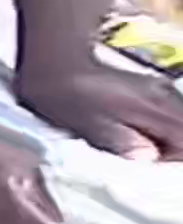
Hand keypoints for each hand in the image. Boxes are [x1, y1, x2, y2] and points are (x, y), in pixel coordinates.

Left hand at [17, 63, 182, 161]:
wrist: (53, 64)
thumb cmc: (62, 96)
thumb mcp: (83, 123)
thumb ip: (118, 140)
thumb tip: (148, 156)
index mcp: (153, 111)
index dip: (173, 156)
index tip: (148, 159)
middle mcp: (166, 98)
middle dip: (172, 145)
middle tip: (139, 150)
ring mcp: (161, 89)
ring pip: (180, 118)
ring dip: (165, 133)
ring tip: (132, 137)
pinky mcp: (151, 84)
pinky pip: (169, 108)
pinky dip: (158, 121)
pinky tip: (131, 123)